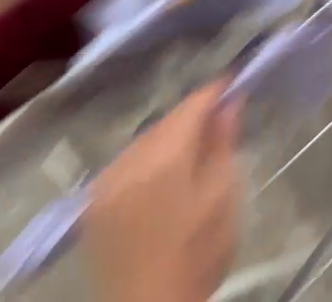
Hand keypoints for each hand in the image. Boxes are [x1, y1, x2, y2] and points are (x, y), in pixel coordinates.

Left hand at [86, 81, 243, 301]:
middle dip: (193, 115)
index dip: (215, 90)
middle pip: (165, 122)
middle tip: (224, 116)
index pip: (190, 107)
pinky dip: (149, 156)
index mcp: (162, 159)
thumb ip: (223, 143)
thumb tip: (229, 101)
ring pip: (145, 140)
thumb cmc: (198, 252)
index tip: (238, 79)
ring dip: (171, 135)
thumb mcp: (224, 194)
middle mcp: (126, 164)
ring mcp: (103, 185)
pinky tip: (167, 171)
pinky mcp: (93, 205)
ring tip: (198, 145)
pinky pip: (126, 162)